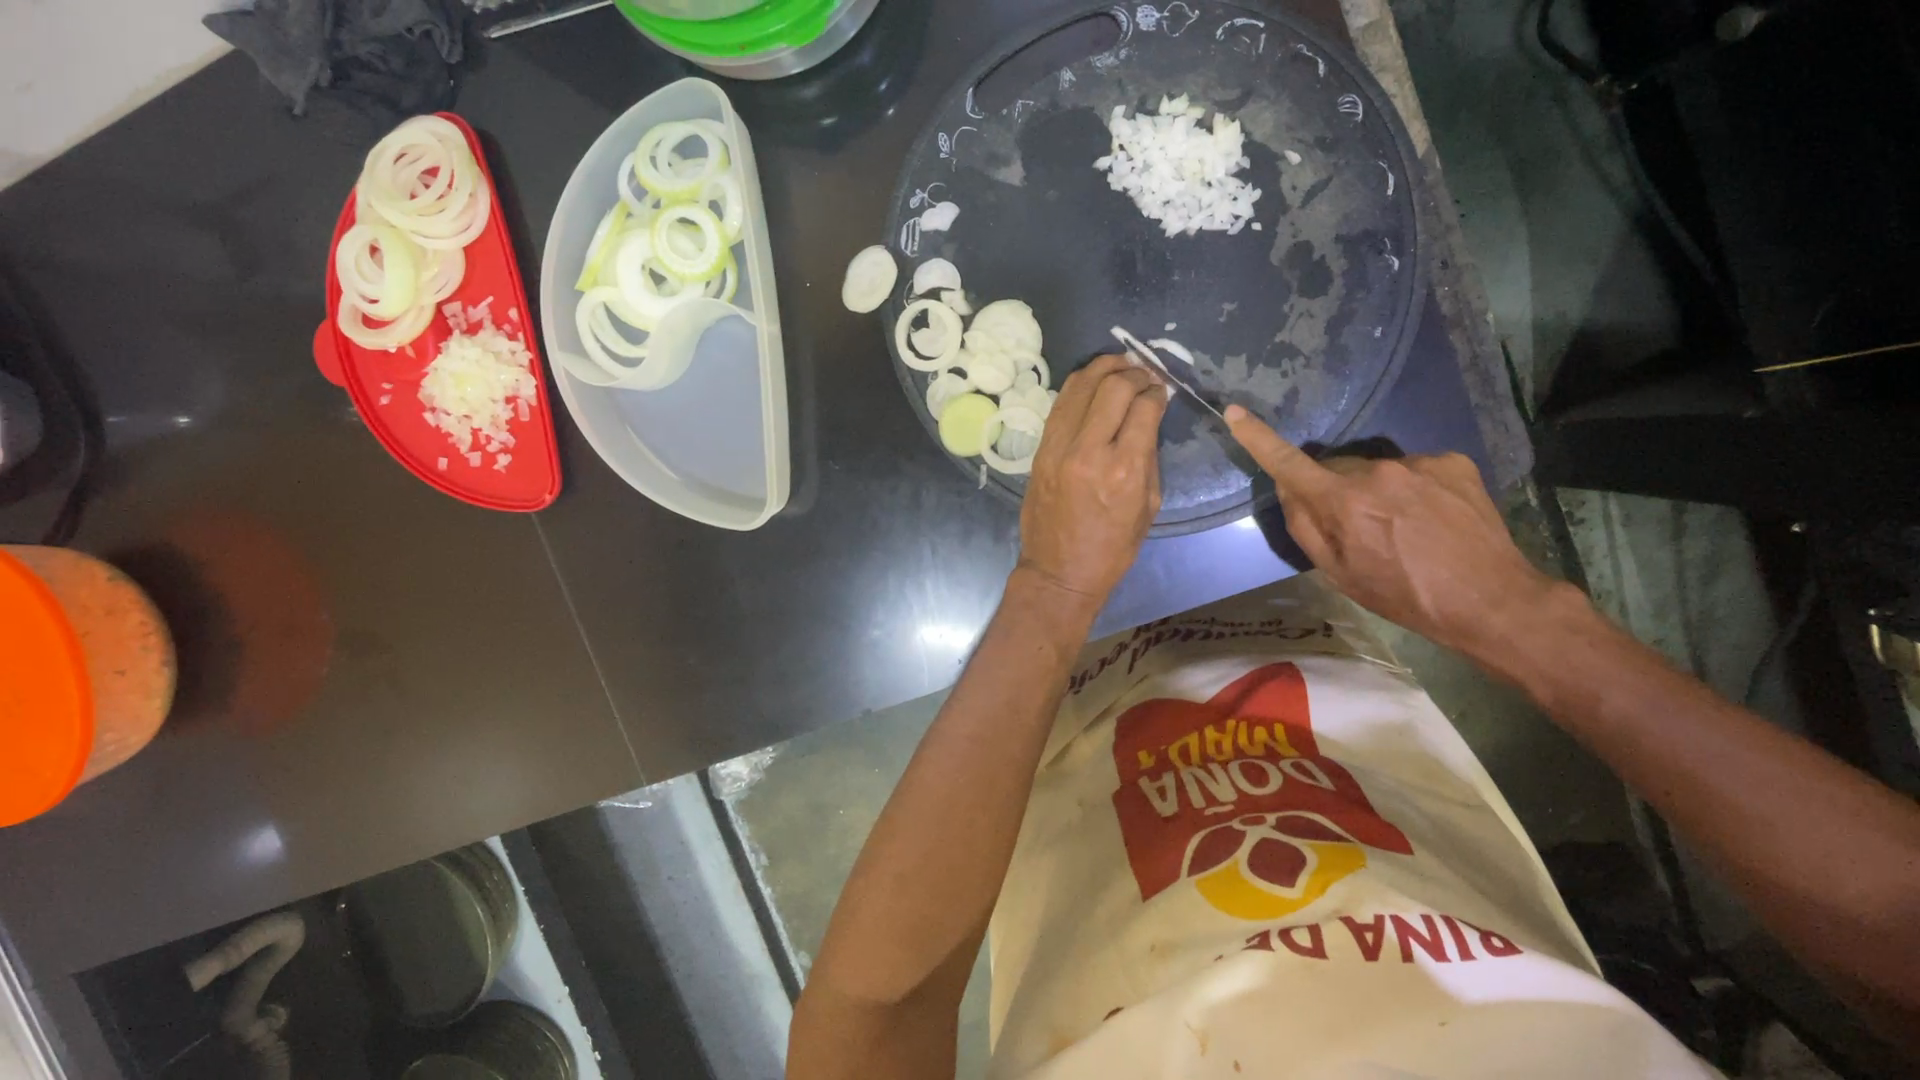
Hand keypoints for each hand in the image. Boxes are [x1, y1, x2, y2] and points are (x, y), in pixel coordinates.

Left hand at [1017, 354, 1168, 605]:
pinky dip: (1079, 386)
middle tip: (1144, 374)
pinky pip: (1060, 404)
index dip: (1157, 391)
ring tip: (1120, 366)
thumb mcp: (1149, 505)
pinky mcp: (1040, 450)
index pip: (1144, 407)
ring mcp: (1059, 448)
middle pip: (1113, 387)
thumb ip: (1149, 455)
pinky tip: (1093, 382)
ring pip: (1081, 386)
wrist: (1060, 571)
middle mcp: (1090, 451)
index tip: (1162, 389)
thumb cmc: (1113, 548)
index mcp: (1125, 469)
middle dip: (1134, 373)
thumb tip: (1149, 416)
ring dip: (1104, 369)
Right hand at [1224, 404, 1562, 653]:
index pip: (1288, 463)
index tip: (1235, 413)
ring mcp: (1419, 463)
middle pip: (1337, 470)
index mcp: (1343, 502)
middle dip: (1336, 491)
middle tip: (1359, 530)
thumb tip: (1288, 490)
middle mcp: (1377, 472)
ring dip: (1378, 491)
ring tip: (1405, 528)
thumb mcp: (1340, 575)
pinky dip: (1414, 488)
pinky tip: (1433, 518)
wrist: (1490, 599)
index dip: (1258, 439)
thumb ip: (1306, 528)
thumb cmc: (1404, 596)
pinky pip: (1415, 469)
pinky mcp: (1452, 461)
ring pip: (1378, 470)